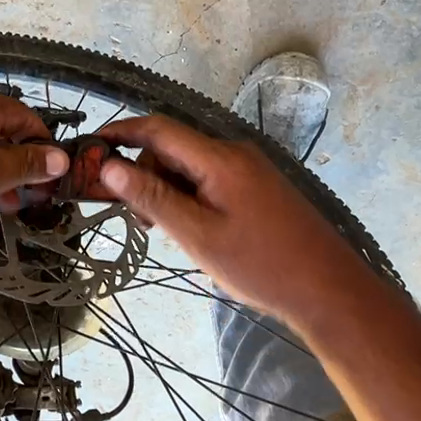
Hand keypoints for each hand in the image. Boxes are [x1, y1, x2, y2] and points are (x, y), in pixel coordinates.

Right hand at [96, 116, 351, 321]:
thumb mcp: (198, 236)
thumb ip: (152, 198)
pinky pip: (210, 178)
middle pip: (173, 148)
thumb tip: (109, 166)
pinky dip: (189, 195)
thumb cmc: (261, 266)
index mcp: (219, 158)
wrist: (332, 291)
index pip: (157, 128)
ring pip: (190, 165)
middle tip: (132, 216)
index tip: (89, 147)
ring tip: (162, 229)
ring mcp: (249, 168)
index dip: (120, 132)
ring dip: (166, 188)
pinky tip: (191, 227)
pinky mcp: (258, 185)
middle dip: (144, 172)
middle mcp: (234, 152)